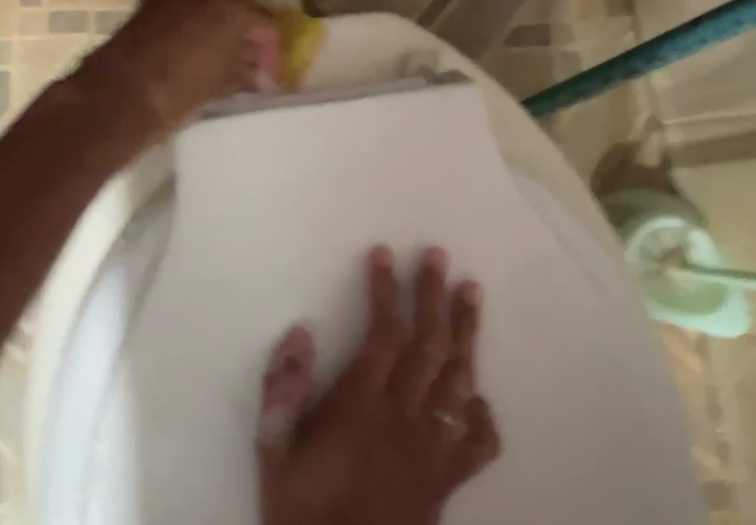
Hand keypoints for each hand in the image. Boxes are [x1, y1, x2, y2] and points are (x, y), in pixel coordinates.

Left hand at [72, 0, 279, 137]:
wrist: (117, 94)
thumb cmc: (178, 93)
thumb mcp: (221, 86)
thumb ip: (247, 73)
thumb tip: (261, 75)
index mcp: (235, 8)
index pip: (268, 24)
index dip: (273, 52)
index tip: (271, 76)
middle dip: (254, 23)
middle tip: (255, 53)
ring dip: (227, 17)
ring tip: (230, 50)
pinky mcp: (156, 2)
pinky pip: (191, 3)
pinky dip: (202, 18)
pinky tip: (201, 44)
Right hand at [257, 246, 499, 524]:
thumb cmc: (300, 510)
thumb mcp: (272, 450)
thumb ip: (281, 390)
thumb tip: (301, 332)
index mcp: (358, 405)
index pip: (382, 333)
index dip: (386, 290)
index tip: (385, 255)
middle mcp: (402, 417)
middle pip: (426, 345)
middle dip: (433, 295)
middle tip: (440, 256)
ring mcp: (431, 449)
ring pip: (457, 380)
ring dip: (466, 332)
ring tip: (472, 292)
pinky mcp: (447, 480)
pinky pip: (477, 444)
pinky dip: (483, 415)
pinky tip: (479, 393)